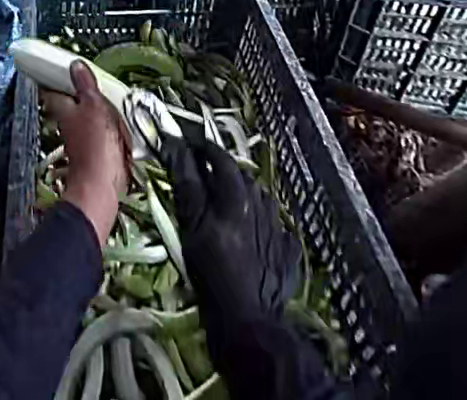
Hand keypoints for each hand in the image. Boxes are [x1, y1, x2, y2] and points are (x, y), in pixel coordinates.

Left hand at [43, 62, 129, 241]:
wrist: (103, 185)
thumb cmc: (96, 143)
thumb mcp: (94, 105)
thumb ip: (85, 86)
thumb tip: (75, 64)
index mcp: (65, 110)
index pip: (52, 92)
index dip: (52, 82)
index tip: (53, 71)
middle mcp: (68, 125)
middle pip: (68, 107)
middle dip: (73, 97)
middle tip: (82, 83)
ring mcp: (80, 142)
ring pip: (82, 120)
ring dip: (89, 112)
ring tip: (102, 100)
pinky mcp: (94, 154)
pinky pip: (97, 135)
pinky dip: (103, 128)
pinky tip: (114, 126)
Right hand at [161, 135, 300, 331]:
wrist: (248, 321)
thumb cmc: (212, 273)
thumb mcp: (192, 226)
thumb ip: (187, 185)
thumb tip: (177, 148)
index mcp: (237, 196)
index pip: (219, 159)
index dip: (203, 149)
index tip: (189, 145)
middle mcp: (260, 204)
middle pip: (241, 176)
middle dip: (222, 171)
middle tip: (205, 176)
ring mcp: (278, 227)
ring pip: (259, 198)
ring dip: (243, 195)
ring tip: (227, 206)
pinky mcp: (289, 250)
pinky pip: (274, 225)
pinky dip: (261, 223)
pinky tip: (252, 234)